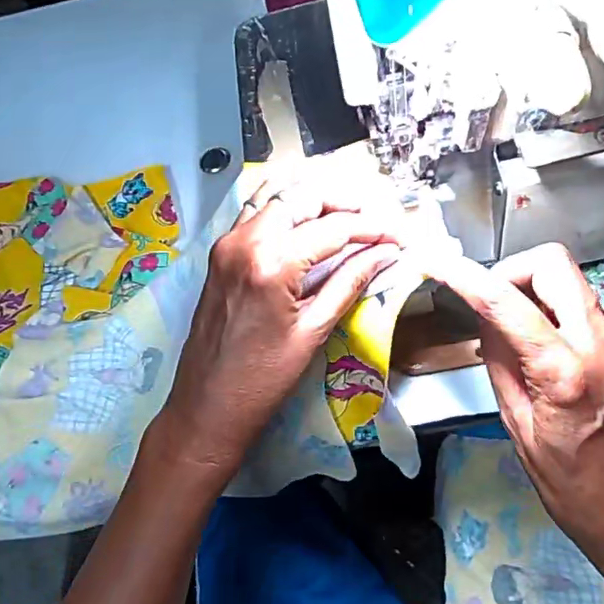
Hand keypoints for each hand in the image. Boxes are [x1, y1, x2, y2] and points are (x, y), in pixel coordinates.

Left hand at [147, 170, 402, 484]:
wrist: (207, 405)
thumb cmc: (262, 380)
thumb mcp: (313, 330)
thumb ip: (349, 282)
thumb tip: (386, 253)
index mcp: (271, 262)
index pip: (334, 227)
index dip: (372, 228)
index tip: (397, 235)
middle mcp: (245, 241)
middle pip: (302, 197)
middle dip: (343, 203)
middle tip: (374, 221)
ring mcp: (227, 244)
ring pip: (277, 198)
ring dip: (313, 201)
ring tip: (348, 218)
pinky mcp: (219, 253)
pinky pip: (255, 213)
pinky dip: (284, 209)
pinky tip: (307, 221)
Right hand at [419, 244, 603, 600]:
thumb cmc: (575, 489)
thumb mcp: (519, 427)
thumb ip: (500, 363)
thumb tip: (485, 318)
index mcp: (567, 373)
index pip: (506, 302)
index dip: (464, 275)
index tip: (438, 263)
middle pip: (553, 264)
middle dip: (512, 270)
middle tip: (491, 301)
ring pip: (575, 284)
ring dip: (539, 296)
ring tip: (519, 338)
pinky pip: (592, 312)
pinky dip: (563, 319)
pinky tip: (552, 355)